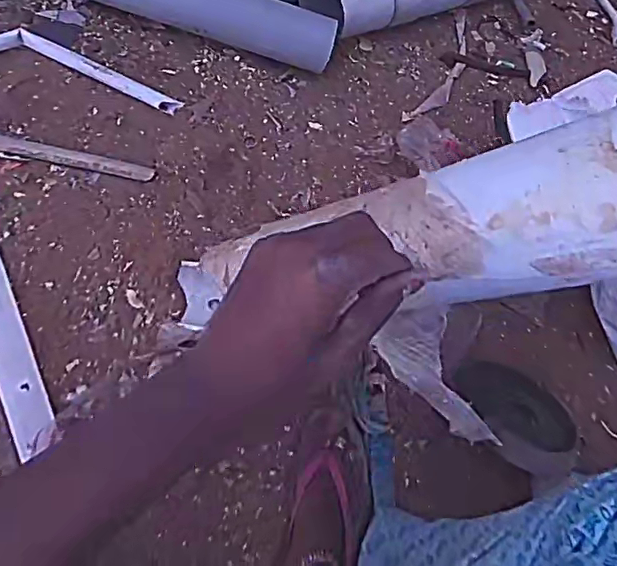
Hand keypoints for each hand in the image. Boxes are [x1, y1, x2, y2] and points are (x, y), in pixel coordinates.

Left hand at [189, 212, 414, 423]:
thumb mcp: (336, 356)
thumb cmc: (275, 388)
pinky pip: (313, 235)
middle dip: (380, 250)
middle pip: (361, 226)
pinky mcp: (265, 246)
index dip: (399, 268)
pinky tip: (327, 284)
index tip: (409, 286)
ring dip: (356, 247)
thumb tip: (409, 280)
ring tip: (356, 288)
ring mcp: (280, 242)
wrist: (207, 391)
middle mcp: (303, 246)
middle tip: (385, 287)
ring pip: (338, 225)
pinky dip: (331, 249)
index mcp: (323, 275)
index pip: (379, 253)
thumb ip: (375, 310)